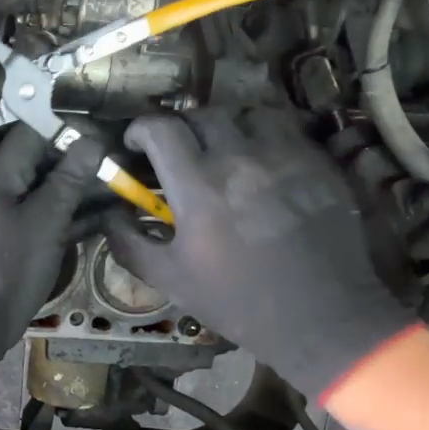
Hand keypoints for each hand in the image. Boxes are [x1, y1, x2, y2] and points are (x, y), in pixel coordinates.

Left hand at [0, 125, 101, 375]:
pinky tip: (115, 212)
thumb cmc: (9, 267)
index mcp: (2, 176)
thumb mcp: (44, 220)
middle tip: (125, 159)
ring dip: (88, 187)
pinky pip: (56, 217)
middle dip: (85, 158)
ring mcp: (17, 216)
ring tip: (128, 183)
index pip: (34, 132)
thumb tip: (92, 140)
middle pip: (48, 160)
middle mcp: (7, 189)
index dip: (69, 127)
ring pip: (55, 190)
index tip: (106, 132)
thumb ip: (67, 179)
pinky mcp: (28, 240)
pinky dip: (80, 214)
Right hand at [103, 107, 415, 400]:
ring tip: (222, 149)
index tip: (134, 144)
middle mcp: (241, 159)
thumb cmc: (235, 300)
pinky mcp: (318, 163)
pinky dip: (264, 138)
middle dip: (181, 127)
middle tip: (176, 150)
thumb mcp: (170, 279)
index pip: (161, 129)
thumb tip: (109, 217)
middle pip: (203, 115)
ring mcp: (285, 156)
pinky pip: (287, 132)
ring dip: (226, 127)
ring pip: (248, 115)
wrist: (318, 315)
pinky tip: (261, 164)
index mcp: (198, 187)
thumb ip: (130, 244)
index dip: (140, 129)